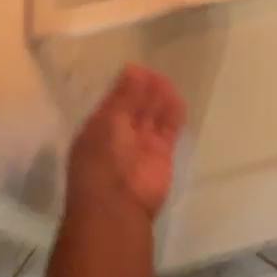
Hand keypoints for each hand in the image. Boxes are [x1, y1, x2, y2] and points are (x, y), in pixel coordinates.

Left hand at [66, 64, 185, 219]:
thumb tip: (134, 68)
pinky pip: (169, 130)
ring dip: (160, 100)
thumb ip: (123, 96)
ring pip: (153, 117)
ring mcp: (141, 146)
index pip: (114, 101)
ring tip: (170, 81)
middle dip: (145, 90)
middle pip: (135, 107)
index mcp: (98, 129)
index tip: (141, 69)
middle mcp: (119, 136)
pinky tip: (179, 99)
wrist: (118, 208)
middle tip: (159, 71)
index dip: (127, 85)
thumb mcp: (107, 124)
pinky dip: (174, 115)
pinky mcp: (162, 155)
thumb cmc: (102, 163)